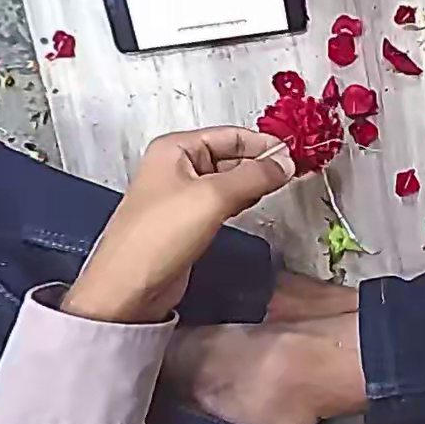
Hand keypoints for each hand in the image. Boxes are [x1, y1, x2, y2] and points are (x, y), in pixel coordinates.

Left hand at [61, 127, 293, 323]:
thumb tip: (287, 163)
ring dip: (254, 181)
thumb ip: (254, 176)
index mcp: (176, 148)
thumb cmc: (160, 236)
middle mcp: (178, 166)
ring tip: (280, 187)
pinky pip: (224, 200)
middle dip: (262, 163)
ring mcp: (183, 193)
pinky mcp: (190, 219)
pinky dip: (243, 199)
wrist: (130, 289)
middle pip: (232, 154)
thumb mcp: (213, 196)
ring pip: (230, 178)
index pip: (232, 135)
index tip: (294, 156)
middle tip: (293, 173)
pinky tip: (256, 204)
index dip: (264, 144)